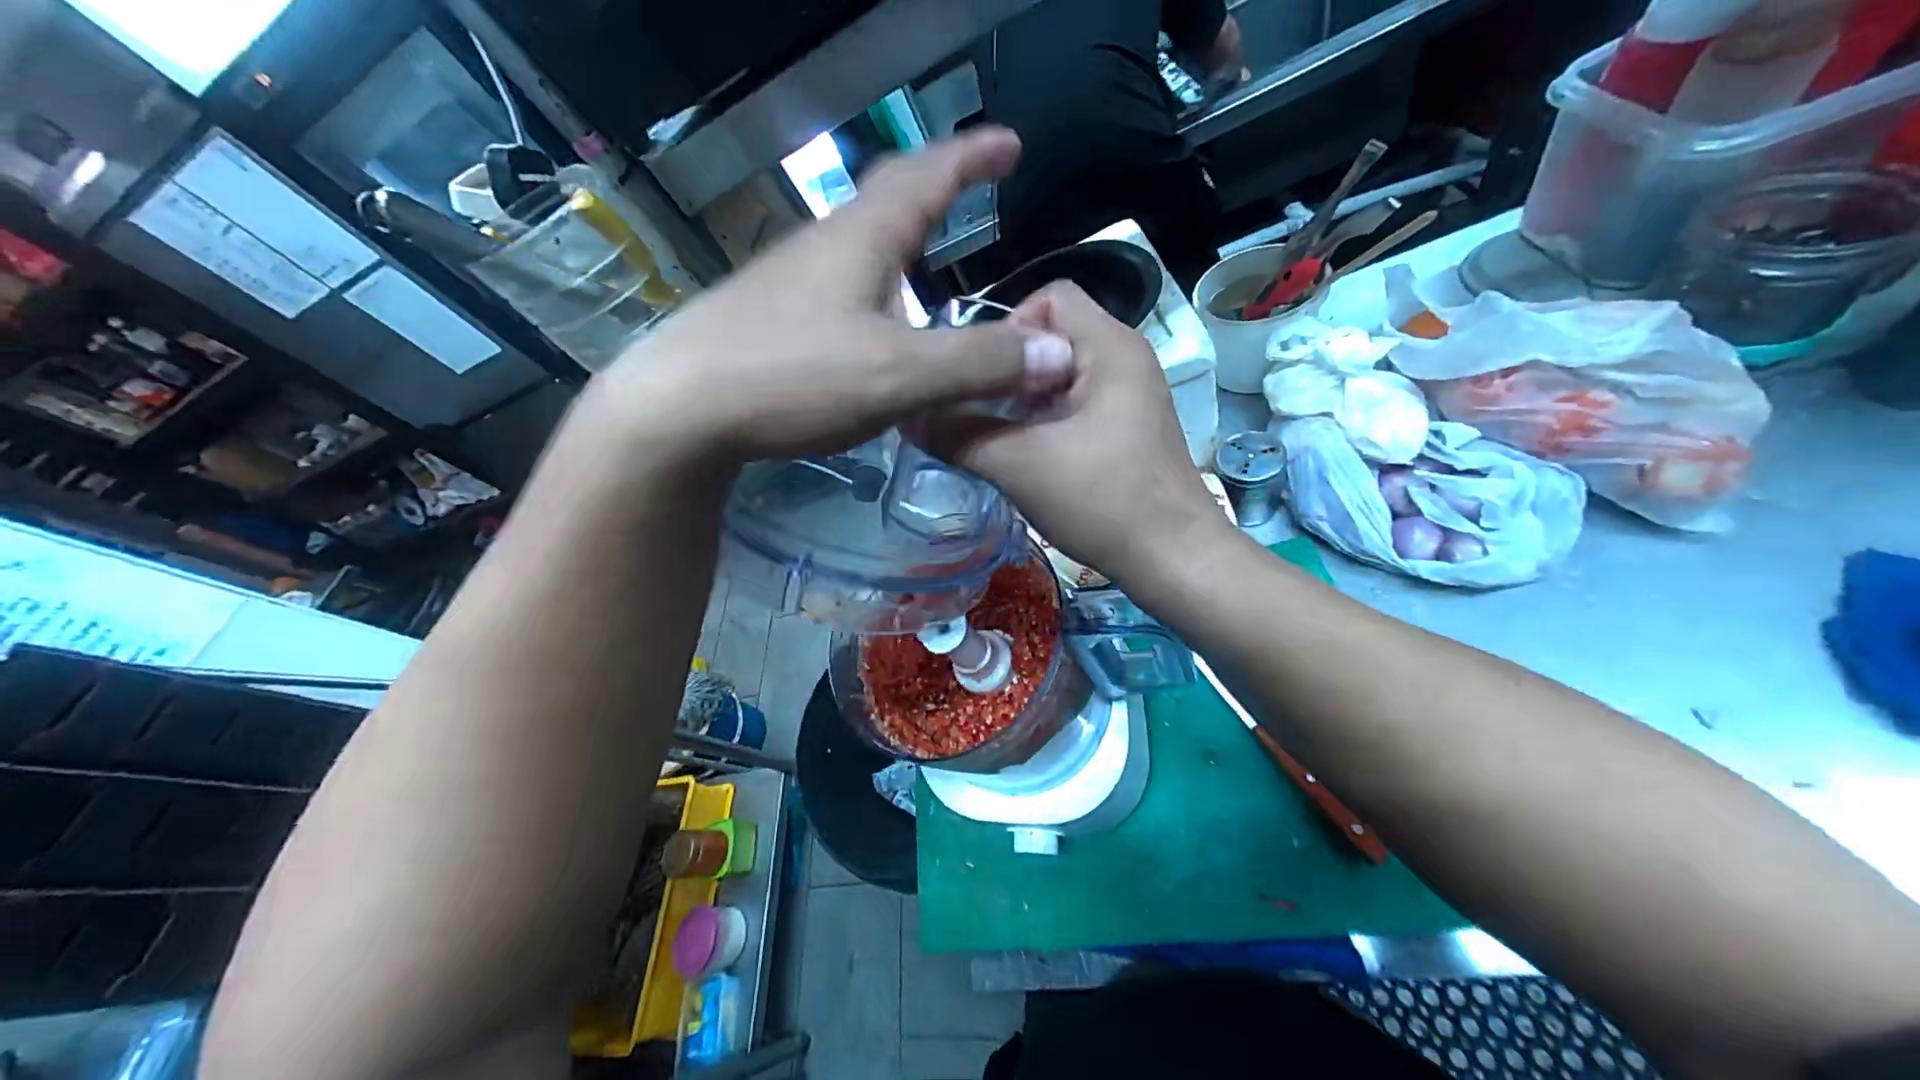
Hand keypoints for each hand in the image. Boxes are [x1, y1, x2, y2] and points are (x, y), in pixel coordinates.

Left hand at [593, 128, 1073, 462]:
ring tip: (929, 263)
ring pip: (858, 249)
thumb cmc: (793, 376)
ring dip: (900, 244)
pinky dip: (873, 291)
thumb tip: (1060, 353)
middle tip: (970, 195)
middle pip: (886, 202)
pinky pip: (837, 290)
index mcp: (862, 240)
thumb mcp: (901, 374)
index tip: (1008, 144)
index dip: (971, 157)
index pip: (926, 176)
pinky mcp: (769, 320)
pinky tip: (872, 328)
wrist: (678, 411)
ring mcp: (789, 283)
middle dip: (935, 191)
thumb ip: (980, 364)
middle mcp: (824, 247)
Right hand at [927, 283, 1227, 581]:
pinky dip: (1045, 420)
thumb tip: (908, 414)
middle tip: (980, 414)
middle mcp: (1125, 358)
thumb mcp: (1018, 465)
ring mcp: (1130, 394)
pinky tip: (1028, 457)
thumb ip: (959, 434)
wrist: (1173, 558)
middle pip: (1052, 336)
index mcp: (1109, 347)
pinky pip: (1075, 402)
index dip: (1007, 329)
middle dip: (1009, 371)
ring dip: (1024, 401)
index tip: (984, 381)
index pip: (1049, 297)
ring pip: (1060, 374)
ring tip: (999, 439)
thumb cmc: (1102, 501)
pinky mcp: (1127, 426)